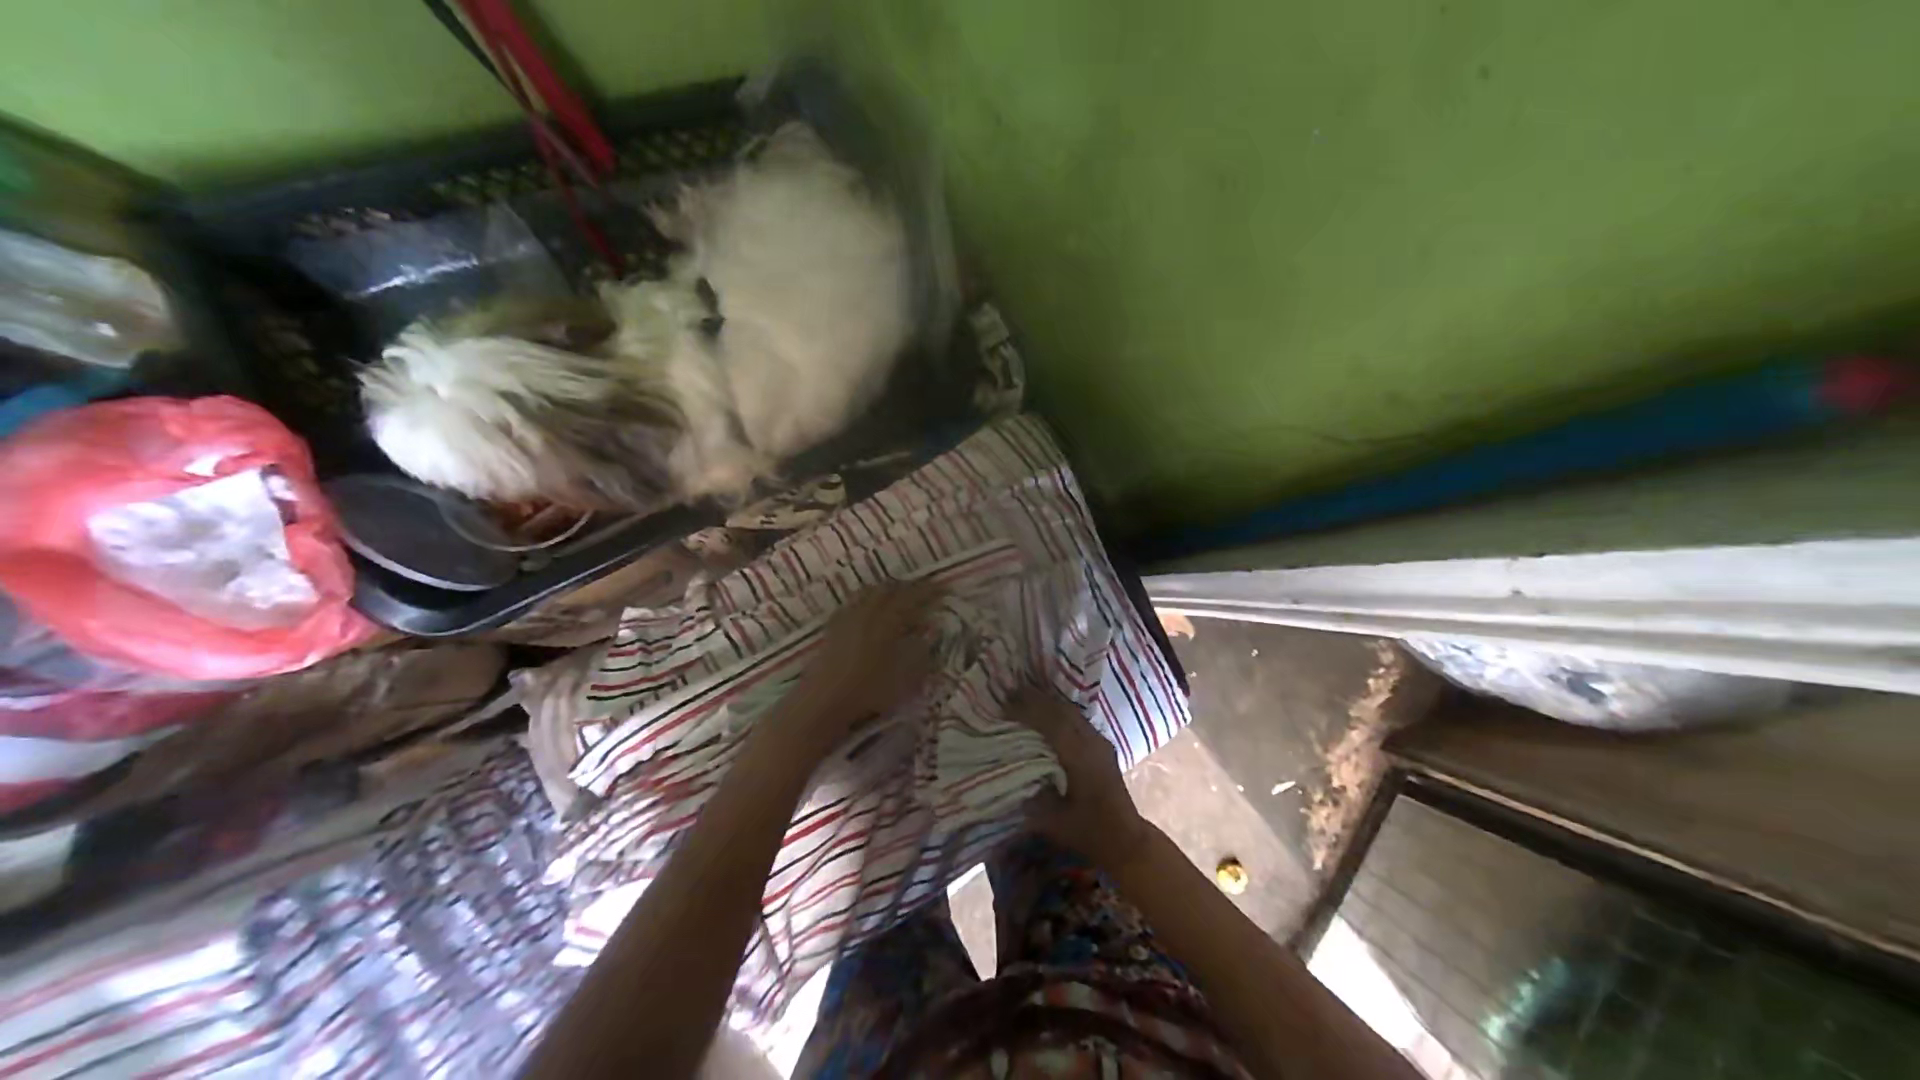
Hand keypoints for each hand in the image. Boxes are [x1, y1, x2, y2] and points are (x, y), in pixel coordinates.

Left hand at [779, 579, 941, 756]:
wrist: (823, 703)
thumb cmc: (870, 692)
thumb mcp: (906, 677)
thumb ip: (921, 652)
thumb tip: (930, 633)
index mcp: (887, 620)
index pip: (912, 598)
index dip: (928, 592)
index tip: (944, 589)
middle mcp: (867, 612)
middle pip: (888, 589)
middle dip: (907, 586)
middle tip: (923, 590)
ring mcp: (846, 619)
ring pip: (868, 592)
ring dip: (886, 589)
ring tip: (897, 594)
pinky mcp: (832, 629)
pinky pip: (852, 603)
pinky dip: (865, 599)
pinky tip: (866, 608)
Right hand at [1012, 686, 1150, 869]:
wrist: (1126, 840)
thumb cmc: (1087, 832)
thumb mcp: (1052, 820)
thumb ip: (1030, 795)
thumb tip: (1009, 771)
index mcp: (1079, 757)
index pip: (1051, 722)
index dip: (1027, 709)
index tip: (1004, 703)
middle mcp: (1092, 743)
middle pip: (1061, 711)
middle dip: (1036, 699)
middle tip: (1010, 692)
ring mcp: (1100, 743)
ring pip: (1071, 712)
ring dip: (1048, 703)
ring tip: (1025, 697)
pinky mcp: (1103, 746)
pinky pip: (1078, 719)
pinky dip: (1059, 712)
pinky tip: (1047, 714)